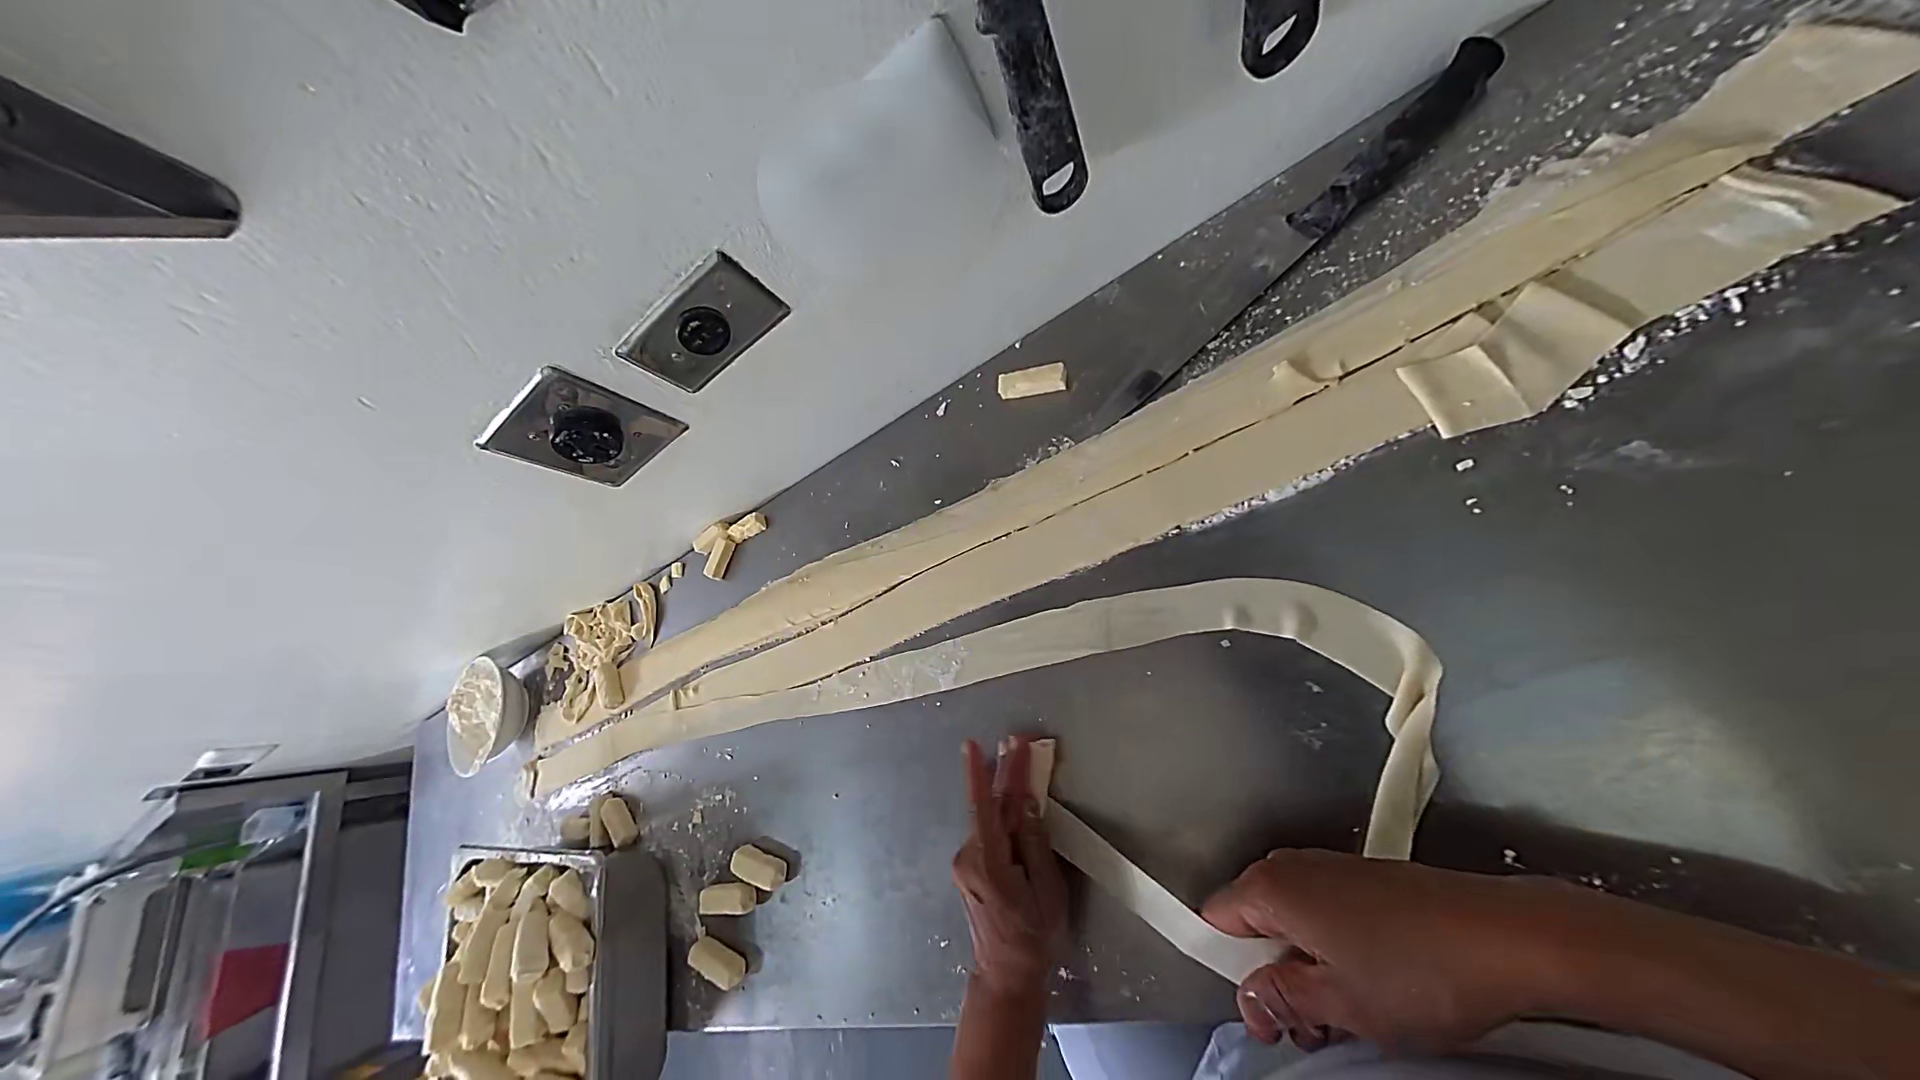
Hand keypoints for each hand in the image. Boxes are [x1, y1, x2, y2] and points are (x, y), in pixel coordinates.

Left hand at [951, 738, 1067, 995]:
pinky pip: (989, 832)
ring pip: (989, 819)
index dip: (981, 774)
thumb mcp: (1048, 892)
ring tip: (1023, 765)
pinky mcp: (969, 867)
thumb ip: (1036, 844)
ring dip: (1006, 794)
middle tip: (1017, 742)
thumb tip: (1030, 804)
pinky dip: (1004, 816)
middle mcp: (969, 858)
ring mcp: (965, 863)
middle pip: (989, 808)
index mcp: (989, 865)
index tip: (976, 745)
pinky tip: (1019, 805)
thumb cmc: (1034, 938)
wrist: (1007, 974)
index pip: (985, 809)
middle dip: (1004, 774)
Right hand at [1202, 850, 1587, 1053]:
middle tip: (1313, 1019)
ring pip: (1292, 920)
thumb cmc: (1425, 966)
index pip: (1214, 921)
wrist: (1508, 938)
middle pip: (1252, 921)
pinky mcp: (1361, 877)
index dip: (1232, 973)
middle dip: (1275, 973)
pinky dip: (1336, 946)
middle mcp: (1292, 866)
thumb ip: (1281, 1001)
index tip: (1262, 1009)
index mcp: (1271, 887)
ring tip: (1355, 1005)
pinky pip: (1325, 911)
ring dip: (1309, 965)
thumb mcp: (1341, 1004)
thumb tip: (1253, 1001)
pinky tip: (1376, 979)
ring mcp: (1329, 867)